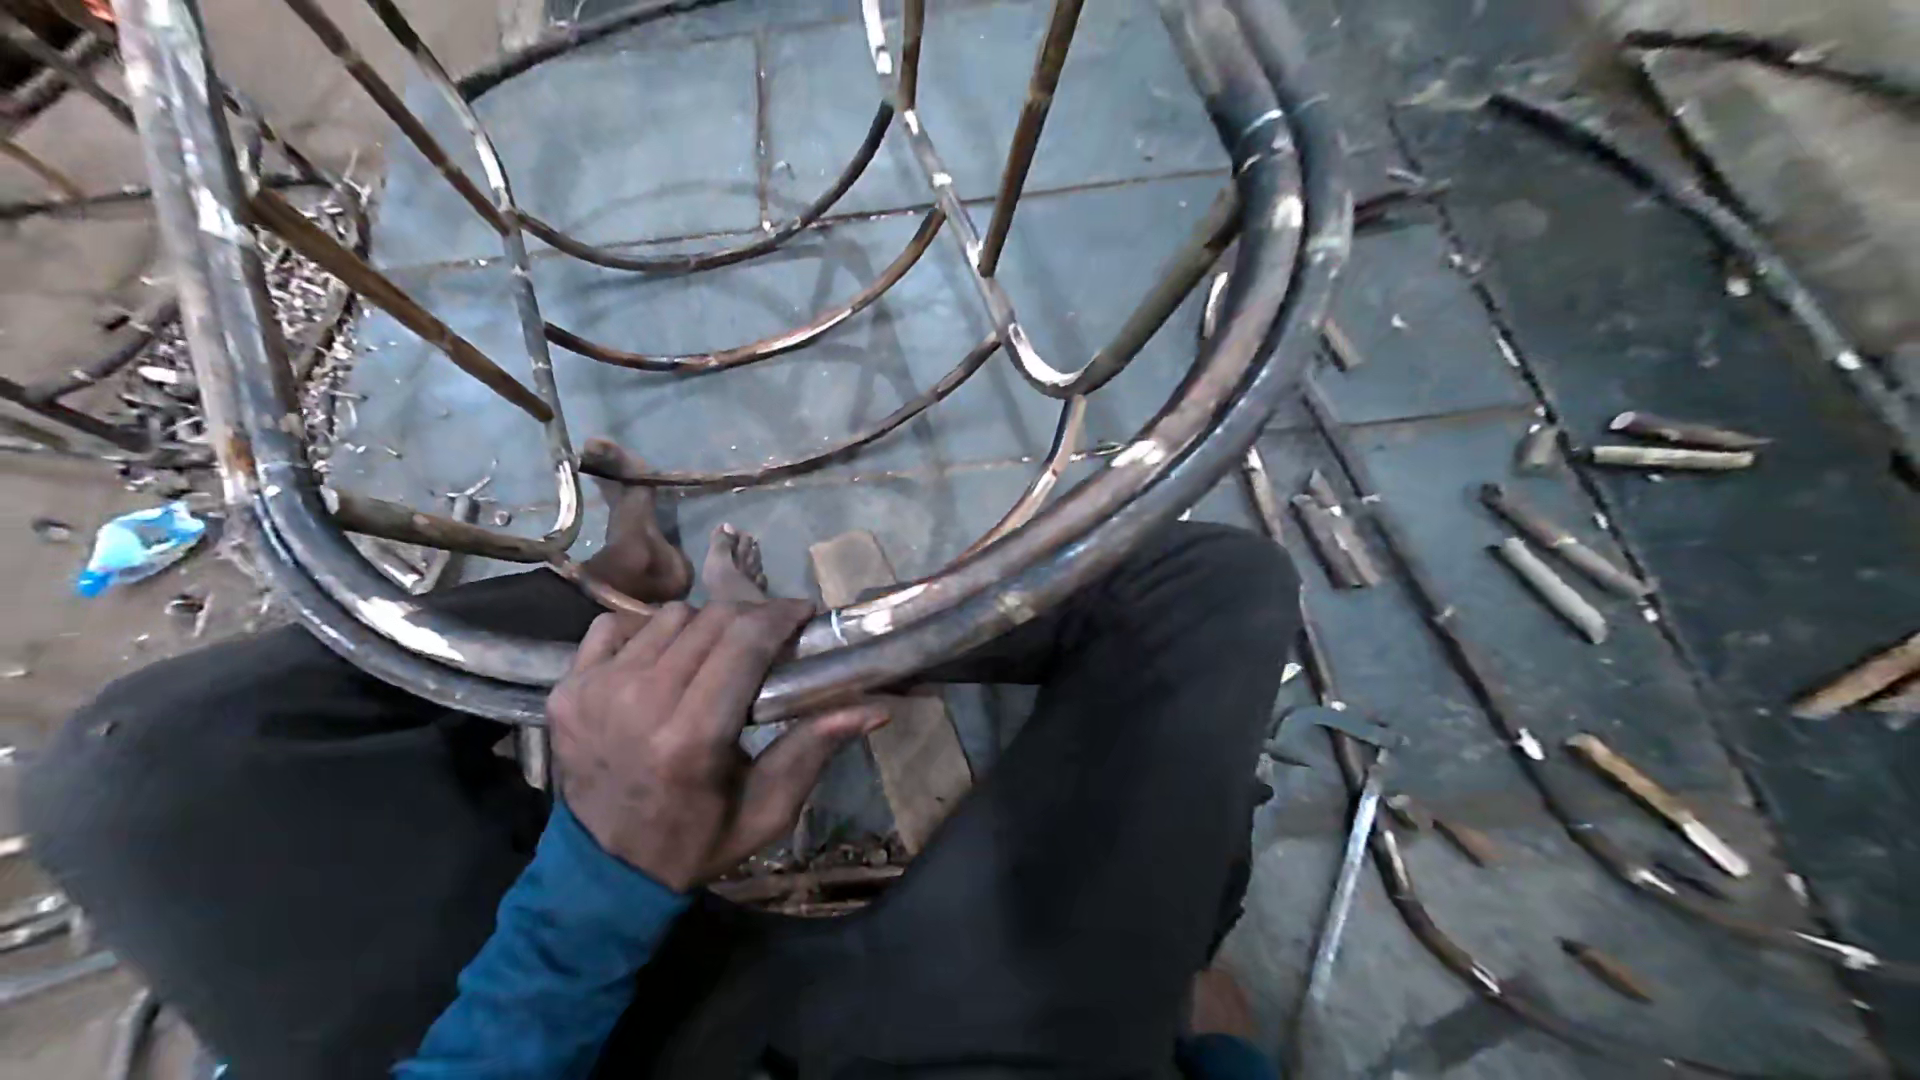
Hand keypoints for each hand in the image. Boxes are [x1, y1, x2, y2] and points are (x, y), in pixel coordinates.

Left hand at [546, 600, 887, 891]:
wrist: (603, 874)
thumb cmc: (698, 840)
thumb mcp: (769, 808)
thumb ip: (816, 748)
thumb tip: (877, 708)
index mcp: (691, 738)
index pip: (744, 641)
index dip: (781, 615)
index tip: (803, 613)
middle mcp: (637, 704)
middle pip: (711, 619)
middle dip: (751, 618)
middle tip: (768, 638)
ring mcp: (593, 692)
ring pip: (668, 616)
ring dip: (703, 627)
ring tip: (716, 656)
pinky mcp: (566, 689)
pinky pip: (617, 625)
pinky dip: (648, 631)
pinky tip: (663, 661)